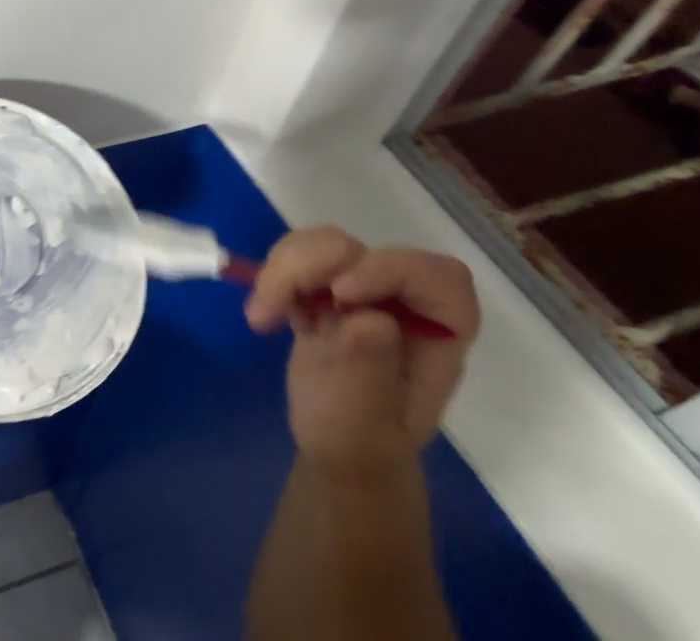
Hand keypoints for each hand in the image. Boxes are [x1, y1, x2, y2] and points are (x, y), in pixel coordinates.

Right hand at [245, 227, 479, 482]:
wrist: (336, 452)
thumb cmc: (358, 443)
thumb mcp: (364, 423)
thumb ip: (368, 372)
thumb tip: (365, 318)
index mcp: (436, 334)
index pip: (438, 278)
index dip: (393, 270)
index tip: (341, 293)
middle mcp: (402, 304)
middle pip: (368, 251)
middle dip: (316, 264)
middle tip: (276, 302)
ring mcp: (362, 294)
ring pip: (328, 247)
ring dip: (285, 268)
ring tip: (261, 315)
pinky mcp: (323, 293)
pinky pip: (299, 259)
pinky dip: (273, 277)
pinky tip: (262, 316)